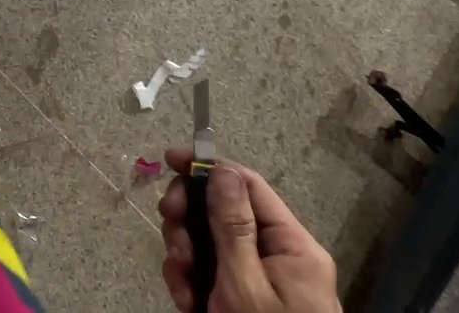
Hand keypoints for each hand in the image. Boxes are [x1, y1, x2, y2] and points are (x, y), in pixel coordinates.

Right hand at [158, 149, 338, 312]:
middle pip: (222, 210)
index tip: (167, 160)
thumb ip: (232, 226)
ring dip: (183, 254)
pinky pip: (207, 272)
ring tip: (180, 281)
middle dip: (188, 218)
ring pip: (208, 241)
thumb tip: (223, 170)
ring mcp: (258, 278)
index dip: (208, 166)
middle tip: (167, 225)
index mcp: (292, 246)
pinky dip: (189, 281)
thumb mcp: (245, 284)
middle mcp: (277, 255)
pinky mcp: (241, 298)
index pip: (248, 185)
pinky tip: (185, 301)